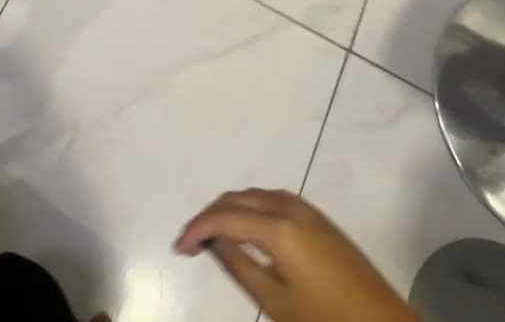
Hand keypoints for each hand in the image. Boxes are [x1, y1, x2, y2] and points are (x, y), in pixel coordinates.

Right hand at [175, 189, 418, 321]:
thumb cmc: (325, 317)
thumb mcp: (275, 301)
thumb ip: (239, 264)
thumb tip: (215, 240)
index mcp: (278, 227)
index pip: (225, 216)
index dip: (198, 228)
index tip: (179, 247)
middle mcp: (290, 207)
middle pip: (238, 198)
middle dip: (210, 215)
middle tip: (191, 241)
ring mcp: (307, 209)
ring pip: (255, 194)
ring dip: (230, 208)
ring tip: (213, 235)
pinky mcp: (318, 218)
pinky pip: (273, 199)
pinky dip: (251, 207)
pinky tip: (245, 229)